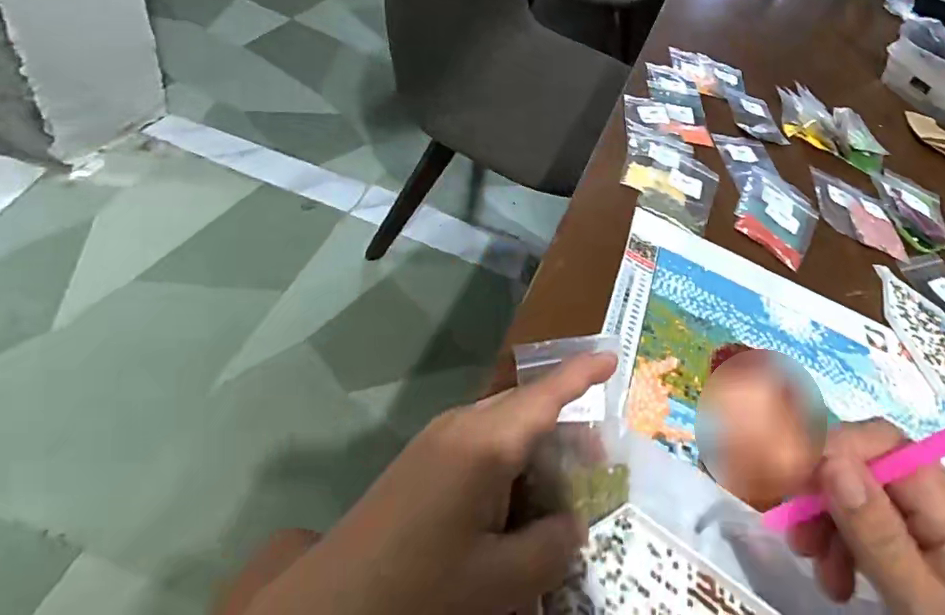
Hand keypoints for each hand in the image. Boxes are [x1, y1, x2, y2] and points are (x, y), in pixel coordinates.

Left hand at [245, 353, 616, 614]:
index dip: (582, 373)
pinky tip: (513, 503)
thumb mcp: (499, 581)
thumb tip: (572, 522)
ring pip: (503, 426)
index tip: (613, 353)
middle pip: (527, 408)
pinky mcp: (423, 457)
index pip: (546, 395)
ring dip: (535, 448)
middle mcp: (462, 424)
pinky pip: (479, 442)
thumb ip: (550, 546)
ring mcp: (438, 437)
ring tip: (559, 492)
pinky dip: (508, 461)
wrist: (330, 602)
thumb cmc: (421, 586)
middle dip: (565, 428)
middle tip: (597, 465)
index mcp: (487, 443)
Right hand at [787, 421, 944, 614]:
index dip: (830, 451)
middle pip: (870, 465)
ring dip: (833, 522)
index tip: (791, 489)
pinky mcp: (942, 551)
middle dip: (824, 493)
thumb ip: (878, 533)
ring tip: (822, 573)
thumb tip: (828, 457)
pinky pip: (885, 524)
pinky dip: (854, 543)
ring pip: (870, 493)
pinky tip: (843, 578)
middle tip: (798, 542)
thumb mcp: (924, 607)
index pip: (881, 440)